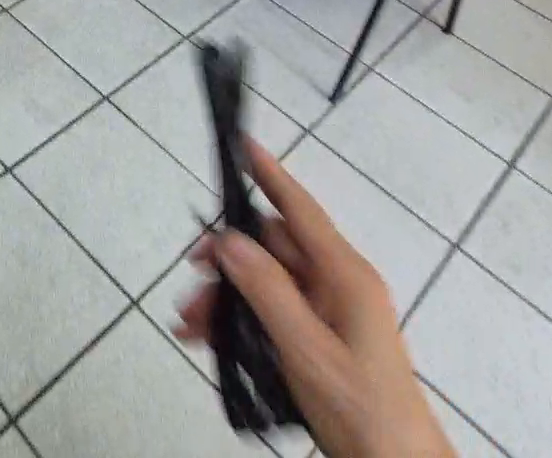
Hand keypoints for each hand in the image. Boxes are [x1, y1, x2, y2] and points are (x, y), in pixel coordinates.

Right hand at [174, 139, 452, 457]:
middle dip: (227, 258)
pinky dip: (238, 316)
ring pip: (264, 280)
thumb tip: (230, 240)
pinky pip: (269, 308)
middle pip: (271, 248)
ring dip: (225, 294)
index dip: (271, 174)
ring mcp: (328, 310)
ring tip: (191, 323)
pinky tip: (208, 336)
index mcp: (344, 277)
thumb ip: (268, 292)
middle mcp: (336, 284)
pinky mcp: (318, 334)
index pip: (300, 211)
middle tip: (191, 275)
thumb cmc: (361, 408)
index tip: (243, 143)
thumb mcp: (307, 350)